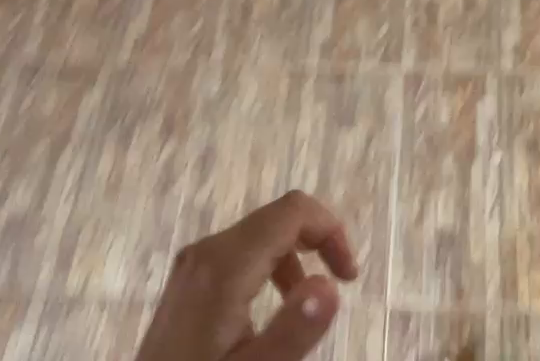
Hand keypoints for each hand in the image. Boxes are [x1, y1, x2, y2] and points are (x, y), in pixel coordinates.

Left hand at [134, 190, 360, 360]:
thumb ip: (293, 330)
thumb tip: (330, 284)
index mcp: (226, 263)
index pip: (293, 210)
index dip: (331, 231)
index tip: (349, 279)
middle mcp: (209, 249)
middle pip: (279, 216)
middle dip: (317, 241)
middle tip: (340, 287)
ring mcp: (195, 263)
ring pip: (262, 234)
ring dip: (296, 257)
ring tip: (309, 305)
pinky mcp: (190, 280)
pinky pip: (242, 253)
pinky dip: (271, 268)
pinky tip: (274, 310)